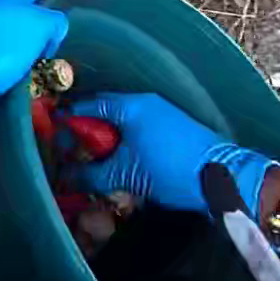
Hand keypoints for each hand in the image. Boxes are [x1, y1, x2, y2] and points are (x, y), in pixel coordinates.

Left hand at [0, 0, 77, 152]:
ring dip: (35, 33)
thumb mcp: (37, 26)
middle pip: (27, 0)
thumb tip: (53, 28)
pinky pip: (5, 45)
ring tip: (55, 46)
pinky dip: (21, 51)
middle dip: (49, 8)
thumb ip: (54, 20)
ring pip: (16, 24)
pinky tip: (29, 63)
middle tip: (71, 21)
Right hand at [72, 92, 279, 218]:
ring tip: (97, 157)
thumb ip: (92, 175)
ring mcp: (162, 112)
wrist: (224, 178)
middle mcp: (143, 101)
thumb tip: (67, 178)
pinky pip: (139, 126)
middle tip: (74, 148)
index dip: (69, 119)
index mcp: (128, 105)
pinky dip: (126, 138)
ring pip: (123, 120)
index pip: (87, 105)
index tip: (55, 133)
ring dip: (108, 136)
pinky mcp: (175, 126)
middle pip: (105, 111)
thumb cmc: (169, 169)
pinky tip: (123, 159)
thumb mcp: (126, 175)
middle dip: (88, 129)